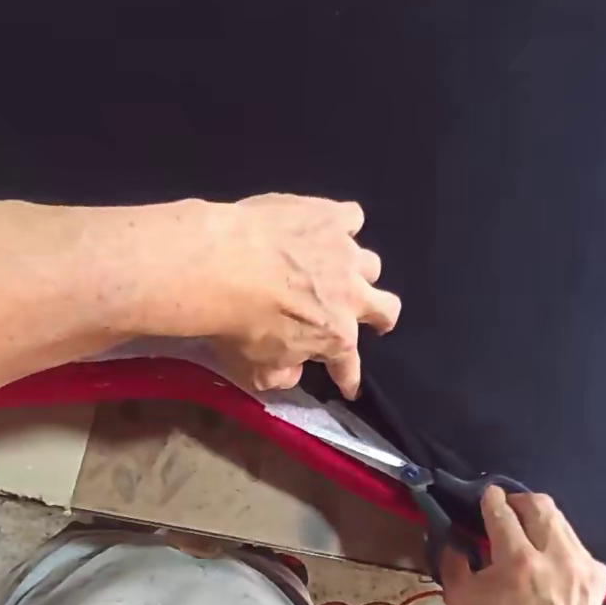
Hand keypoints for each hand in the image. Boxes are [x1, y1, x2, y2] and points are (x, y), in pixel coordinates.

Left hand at [157, 194, 400, 398]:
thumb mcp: (253, 371)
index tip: (350, 388)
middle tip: (374, 321)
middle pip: (385, 307)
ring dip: (358, 272)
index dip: (349, 379)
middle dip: (381, 318)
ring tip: (341, 272)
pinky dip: (342, 226)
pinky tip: (325, 228)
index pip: (349, 365)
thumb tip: (291, 372)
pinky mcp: (329, 216)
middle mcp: (350, 295)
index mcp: (334, 337)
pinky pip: (351, 218)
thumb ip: (280, 377)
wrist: (220, 267)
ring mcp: (343, 252)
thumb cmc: (235, 327)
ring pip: (369, 263)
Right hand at [441, 486, 605, 604]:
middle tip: (506, 507)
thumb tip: (453, 540)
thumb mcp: (462, 598)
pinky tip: (548, 562)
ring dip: (539, 518)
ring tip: (526, 532)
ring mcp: (581, 561)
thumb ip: (452, 562)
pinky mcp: (599, 572)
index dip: (492, 498)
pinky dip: (558, 544)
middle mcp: (553, 553)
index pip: (503, 512)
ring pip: (560, 519)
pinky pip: (576, 543)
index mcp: (517, 559)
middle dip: (519, 499)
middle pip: (539, 504)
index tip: (487, 493)